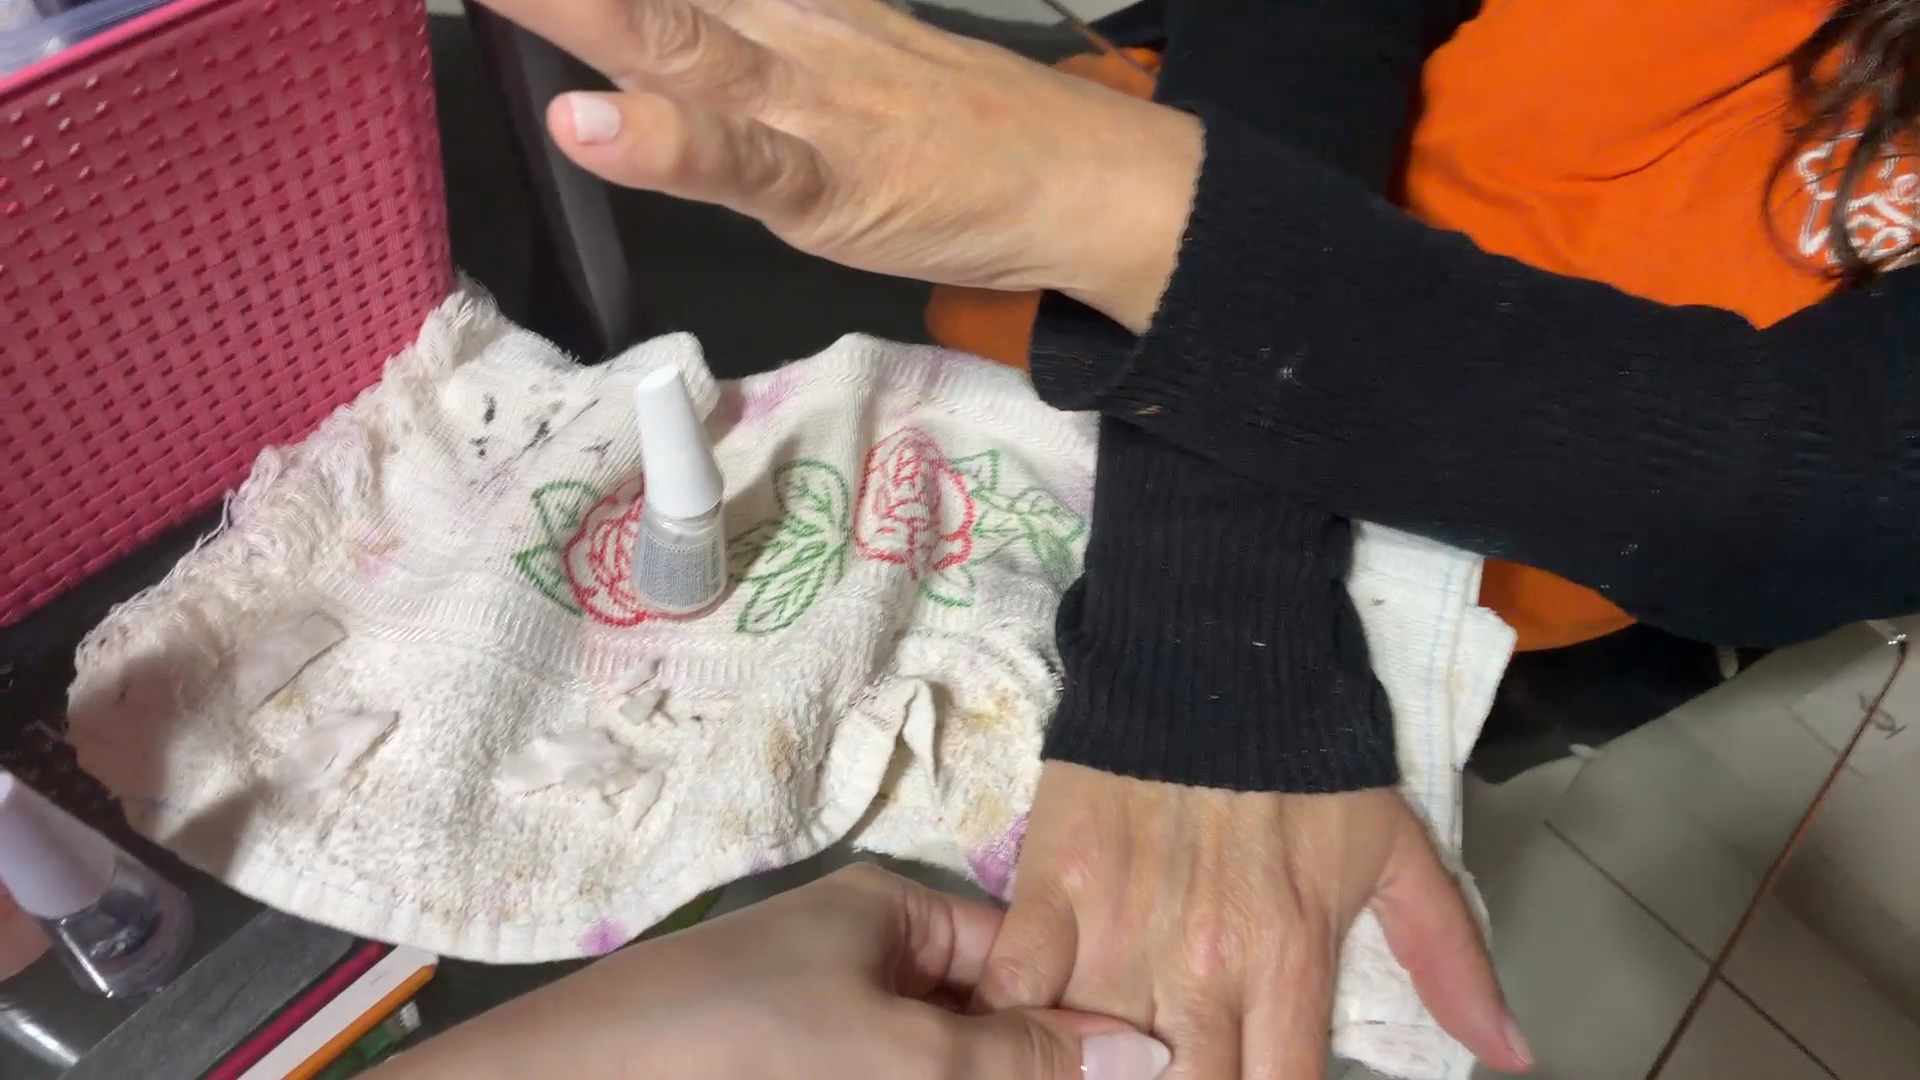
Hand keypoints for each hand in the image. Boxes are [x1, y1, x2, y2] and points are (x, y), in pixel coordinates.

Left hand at [371, 863, 1172, 1078]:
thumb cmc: (753, 1041)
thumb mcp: (900, 1049)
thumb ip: (1017, 1052)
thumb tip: (1151, 1051)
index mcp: (899, 910)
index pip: (1018, 951)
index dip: (1080, 1012)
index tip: (1153, 1066)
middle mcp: (876, 948)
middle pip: (984, 1007)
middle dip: (1032, 1059)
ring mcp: (840, 1007)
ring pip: (942, 1049)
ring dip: (986, 1070)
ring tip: (1041, 1078)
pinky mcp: (812, 1051)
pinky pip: (898, 1063)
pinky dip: (931, 1072)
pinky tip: (959, 1076)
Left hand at [469, 0, 1200, 330]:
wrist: (1061, 176)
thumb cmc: (961, 133)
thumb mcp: (848, 68)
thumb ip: (764, 51)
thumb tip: (687, 54)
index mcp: (778, 3)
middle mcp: (776, 28)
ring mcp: (803, 104)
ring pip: (674, 41)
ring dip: (574, 6)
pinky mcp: (831, 185)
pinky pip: (744, 161)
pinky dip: (668, 144)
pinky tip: (591, 124)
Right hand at [977, 763, 1534, 1078]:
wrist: (1207, 664)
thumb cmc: (1295, 759)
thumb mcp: (1392, 846)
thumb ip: (1447, 952)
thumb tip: (1508, 1055)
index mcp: (1287, 966)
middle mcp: (1203, 972)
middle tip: (1159, 1054)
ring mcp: (1121, 930)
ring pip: (1092, 1056)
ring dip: (1089, 1060)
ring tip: (1088, 1045)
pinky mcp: (1055, 880)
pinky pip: (1022, 977)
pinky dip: (1017, 1006)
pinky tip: (1017, 1015)